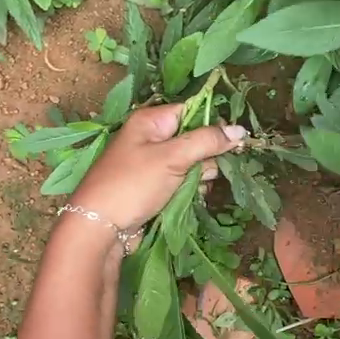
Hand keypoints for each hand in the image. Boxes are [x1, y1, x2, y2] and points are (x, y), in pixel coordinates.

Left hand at [67, 104, 246, 232]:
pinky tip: (192, 198)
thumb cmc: (132, 185)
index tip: (232, 141)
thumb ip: (207, 141)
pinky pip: (182, 180)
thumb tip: (240, 130)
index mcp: (151, 121)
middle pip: (195, 137)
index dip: (213, 124)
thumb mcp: (172, 158)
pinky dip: (190, 189)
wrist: (99, 228)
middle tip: (204, 171)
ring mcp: (153, 163)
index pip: (192, 110)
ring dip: (200, 176)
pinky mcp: (155, 186)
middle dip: (207, 156)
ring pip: (192, 162)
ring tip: (195, 188)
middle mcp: (151, 138)